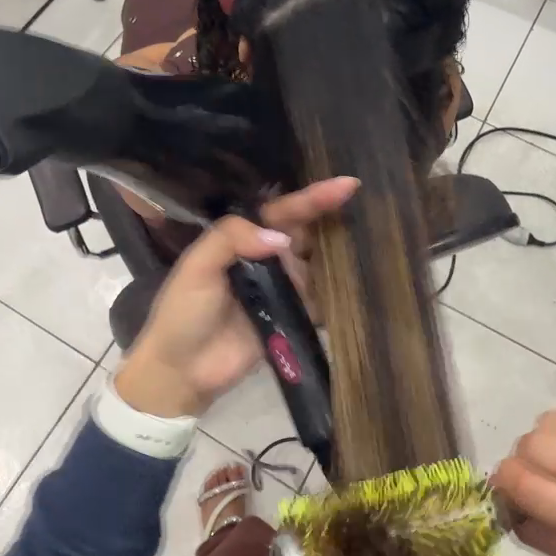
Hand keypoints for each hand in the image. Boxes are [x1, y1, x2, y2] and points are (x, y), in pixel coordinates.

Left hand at [114, 177, 357, 418]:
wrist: (182, 371)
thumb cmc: (184, 311)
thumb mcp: (197, 265)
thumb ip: (232, 237)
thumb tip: (283, 238)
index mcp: (242, 239)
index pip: (282, 212)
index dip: (313, 197)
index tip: (346, 184)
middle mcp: (266, 259)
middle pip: (305, 233)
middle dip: (333, 218)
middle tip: (366, 205)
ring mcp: (282, 289)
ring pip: (317, 264)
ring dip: (340, 252)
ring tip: (373, 238)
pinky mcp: (292, 319)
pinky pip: (321, 301)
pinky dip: (339, 292)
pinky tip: (363, 281)